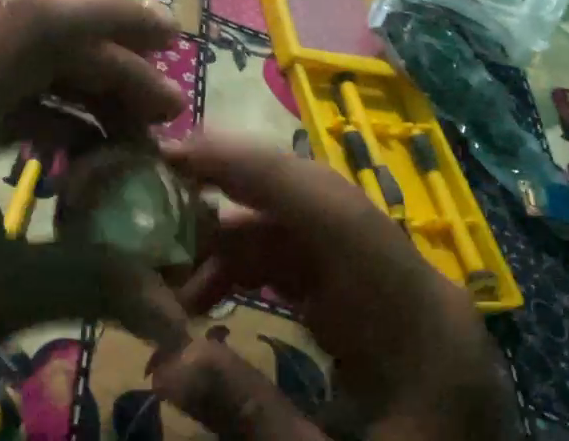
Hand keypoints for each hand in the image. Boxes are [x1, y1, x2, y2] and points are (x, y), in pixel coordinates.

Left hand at [0, 0, 192, 431]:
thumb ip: (87, 280)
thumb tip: (174, 303)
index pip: (38, 21)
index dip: (114, 18)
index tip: (173, 42)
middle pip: (27, 37)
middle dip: (104, 68)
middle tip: (162, 116)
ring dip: (65, 90)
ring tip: (122, 139)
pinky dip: (24, 109)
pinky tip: (58, 153)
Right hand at [151, 135, 515, 440]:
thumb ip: (252, 414)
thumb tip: (163, 360)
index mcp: (418, 314)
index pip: (331, 208)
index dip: (251, 169)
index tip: (175, 153)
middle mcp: (410, 285)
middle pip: (310, 210)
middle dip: (228, 193)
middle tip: (150, 191)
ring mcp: (392, 298)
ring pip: (298, 236)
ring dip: (227, 246)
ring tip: (165, 278)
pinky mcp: (374, 319)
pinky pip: (303, 270)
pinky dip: (247, 273)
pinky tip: (203, 299)